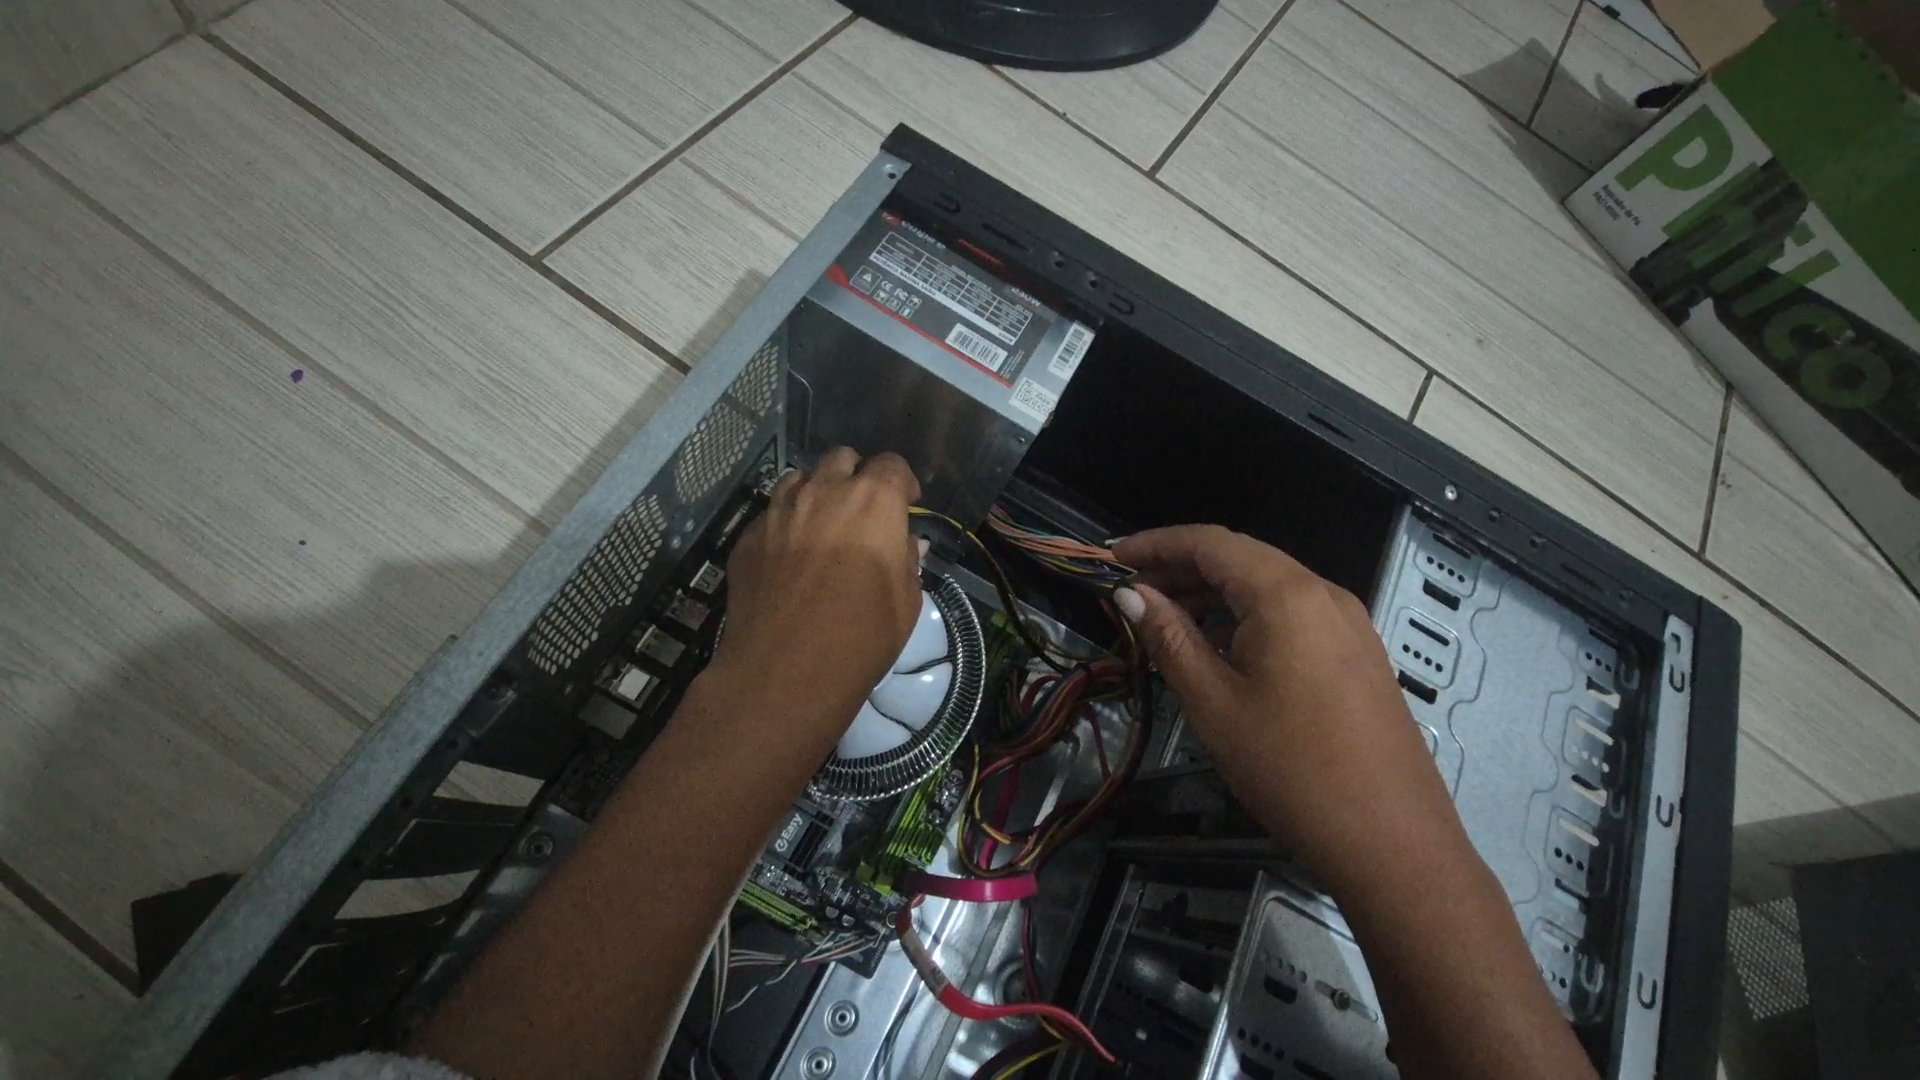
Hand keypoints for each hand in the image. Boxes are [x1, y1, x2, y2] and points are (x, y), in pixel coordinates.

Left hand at [708, 448, 923, 737]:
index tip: (906, 504)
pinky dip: (785, 524)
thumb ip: (906, 561)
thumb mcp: (906, 602)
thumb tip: (905, 543)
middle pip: (841, 459)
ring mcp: (779, 511)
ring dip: (815, 492)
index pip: (891, 465)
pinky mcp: (747, 537)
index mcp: (873, 501)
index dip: (901, 482)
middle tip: (861, 510)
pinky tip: (789, 557)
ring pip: (799, 479)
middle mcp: (823, 492)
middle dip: (855, 476)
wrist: (785, 671)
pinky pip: (770, 514)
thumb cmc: (862, 638)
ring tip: (821, 525)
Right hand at [1113, 526, 1468, 891]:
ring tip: (1164, 619)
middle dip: (1181, 567)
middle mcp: (1323, 594)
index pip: (1210, 543)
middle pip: (1241, 558)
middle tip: (1131, 592)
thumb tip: (1132, 595)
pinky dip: (1245, 617)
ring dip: (1212, 593)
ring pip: (1267, 587)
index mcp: (1287, 595)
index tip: (1113, 558)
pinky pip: (1291, 614)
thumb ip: (1169, 638)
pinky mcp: (1357, 653)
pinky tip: (1217, 646)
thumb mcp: (1214, 703)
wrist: (1391, 842)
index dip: (1156, 543)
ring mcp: (1347, 624)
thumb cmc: (1291, 769)